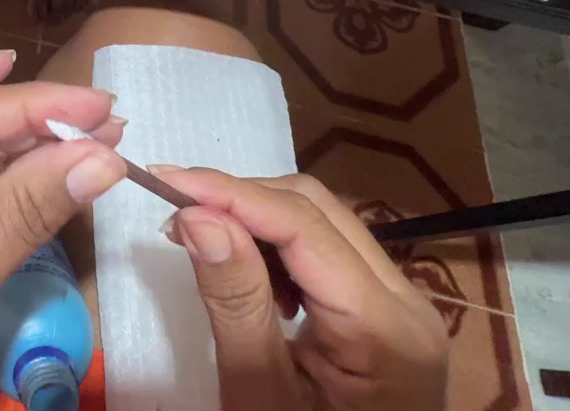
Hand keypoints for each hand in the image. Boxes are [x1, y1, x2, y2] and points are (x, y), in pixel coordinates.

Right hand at [156, 169, 448, 410]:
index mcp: (388, 331)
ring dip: (251, 216)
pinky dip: (271, 240)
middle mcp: (407, 301)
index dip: (230, 193)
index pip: (302, 227)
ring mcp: (399, 301)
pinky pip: (323, 244)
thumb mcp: (261, 395)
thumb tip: (196, 215)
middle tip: (175, 213)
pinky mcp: (382, 306)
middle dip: (238, 198)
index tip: (163, 179)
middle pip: (314, 209)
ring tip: (201, 241)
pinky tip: (244, 272)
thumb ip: (234, 302)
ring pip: (317, 217)